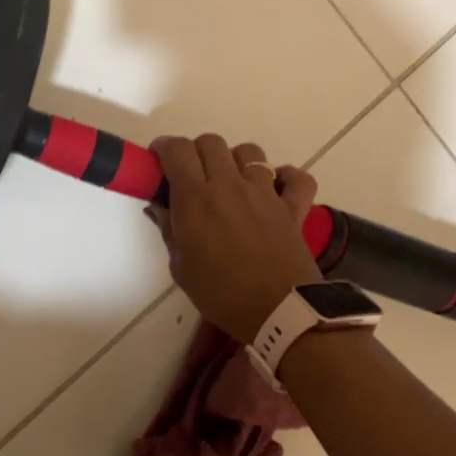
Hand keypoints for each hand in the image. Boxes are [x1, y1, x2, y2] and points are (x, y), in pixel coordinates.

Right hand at [147, 134, 322, 343]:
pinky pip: (297, 178)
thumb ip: (170, 230)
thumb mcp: (181, 268)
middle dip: (196, 151)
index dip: (164, 148)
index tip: (159, 160)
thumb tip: (159, 207)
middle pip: (211, 142)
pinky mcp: (293, 207)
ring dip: (235, 160)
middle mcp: (230, 185)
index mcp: (196, 199)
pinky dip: (287, 177)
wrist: (279, 312)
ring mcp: (265, 193)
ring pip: (249, 151)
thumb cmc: (221, 295)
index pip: (177, 150)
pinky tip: (277, 188)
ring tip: (231, 182)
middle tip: (191, 175)